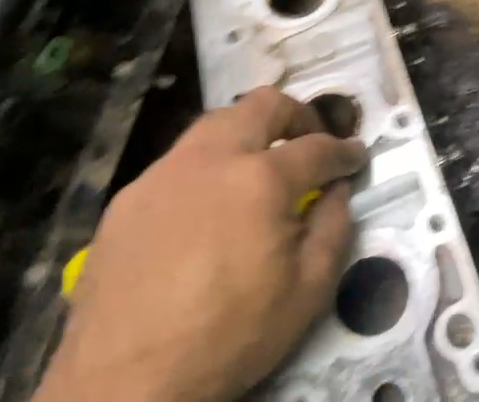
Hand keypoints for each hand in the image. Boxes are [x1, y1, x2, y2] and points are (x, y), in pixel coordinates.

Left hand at [34, 89, 368, 401]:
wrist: (122, 384)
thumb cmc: (227, 338)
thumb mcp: (307, 292)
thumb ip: (333, 228)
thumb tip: (337, 190)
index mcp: (260, 179)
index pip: (316, 147)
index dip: (344, 151)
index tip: (356, 157)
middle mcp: (210, 158)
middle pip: (262, 105)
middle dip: (297, 115)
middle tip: (310, 142)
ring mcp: (163, 174)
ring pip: (215, 124)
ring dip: (247, 133)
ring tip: (259, 166)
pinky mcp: (128, 199)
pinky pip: (177, 164)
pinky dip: (205, 169)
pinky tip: (207, 209)